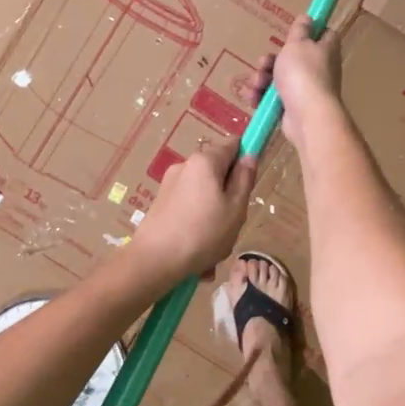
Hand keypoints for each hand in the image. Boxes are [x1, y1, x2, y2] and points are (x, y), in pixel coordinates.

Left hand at [130, 138, 256, 279]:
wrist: (155, 260)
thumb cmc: (203, 233)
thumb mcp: (235, 208)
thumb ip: (244, 179)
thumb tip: (249, 155)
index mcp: (204, 161)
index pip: (232, 145)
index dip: (245, 160)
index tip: (249, 185)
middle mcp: (184, 166)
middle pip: (217, 172)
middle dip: (228, 194)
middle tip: (233, 222)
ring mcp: (169, 185)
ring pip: (204, 194)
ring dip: (213, 215)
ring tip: (214, 247)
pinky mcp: (161, 204)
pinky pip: (189, 209)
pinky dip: (197, 225)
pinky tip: (198, 252)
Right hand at [246, 16, 342, 149]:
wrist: (306, 115)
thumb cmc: (303, 73)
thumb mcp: (298, 43)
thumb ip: (300, 30)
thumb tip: (309, 16)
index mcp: (325, 49)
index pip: (323, 34)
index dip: (309, 31)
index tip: (293, 32)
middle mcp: (318, 69)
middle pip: (292, 58)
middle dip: (271, 60)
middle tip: (264, 62)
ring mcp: (305, 90)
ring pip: (278, 78)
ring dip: (262, 79)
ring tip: (256, 84)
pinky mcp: (292, 108)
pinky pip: (272, 98)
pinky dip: (261, 97)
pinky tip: (252, 97)